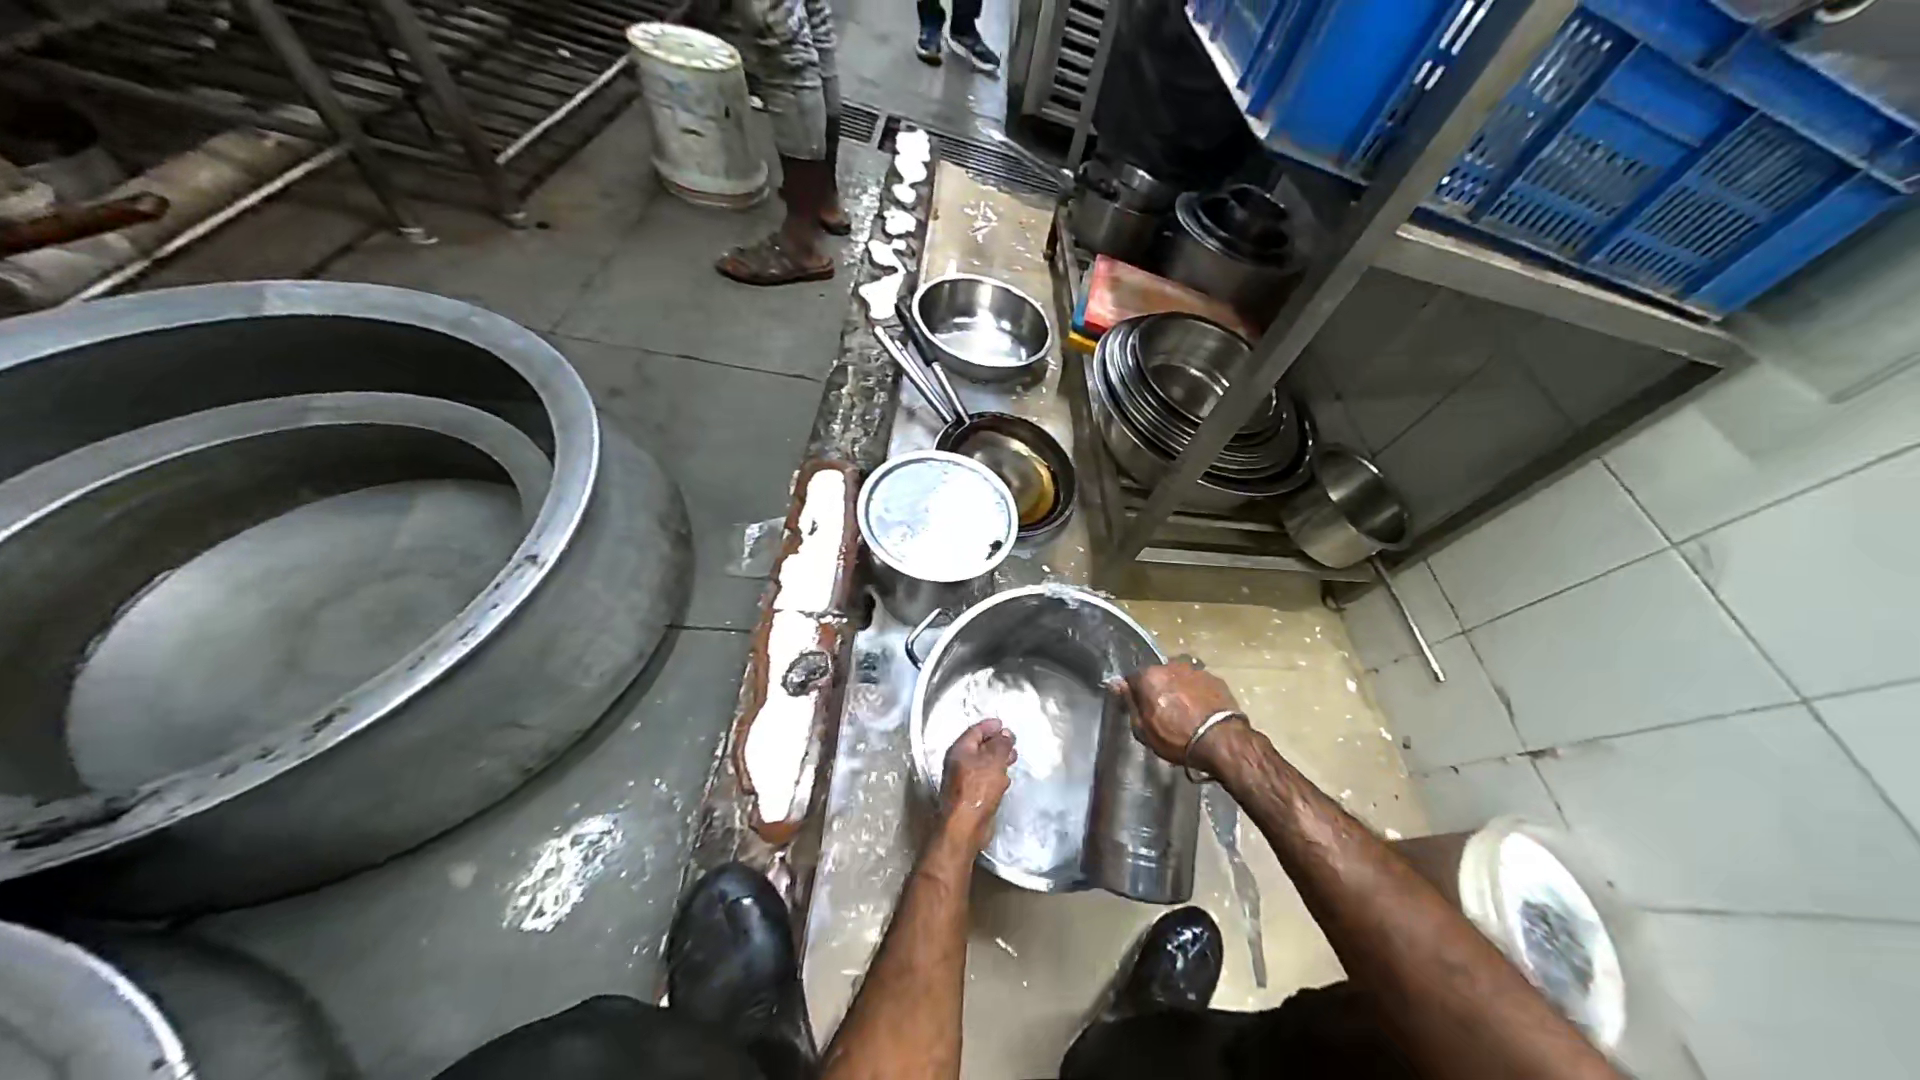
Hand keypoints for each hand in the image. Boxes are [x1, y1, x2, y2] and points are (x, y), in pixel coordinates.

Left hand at [940, 718, 1016, 853]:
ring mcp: (964, 780)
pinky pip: (985, 779)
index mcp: (959, 750)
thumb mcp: (993, 761)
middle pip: (979, 747)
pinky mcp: (971, 796)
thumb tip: (1005, 733)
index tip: (1002, 723)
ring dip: (998, 759)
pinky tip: (1005, 779)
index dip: (989, 726)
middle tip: (1012, 741)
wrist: (964, 826)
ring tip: (1013, 757)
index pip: (975, 731)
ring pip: (983, 764)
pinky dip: (996, 775)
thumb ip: (1000, 745)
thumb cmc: (977, 789)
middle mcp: (958, 763)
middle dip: (996, 743)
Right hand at [1111, 659, 1241, 770]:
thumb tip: (1116, 683)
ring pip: (1180, 678)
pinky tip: (1202, 710)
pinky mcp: (1216, 679)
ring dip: (1179, 689)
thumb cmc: (1177, 739)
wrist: (1222, 742)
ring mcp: (1196, 670)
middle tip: (1164, 711)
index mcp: (1149, 676)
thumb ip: (1130, 703)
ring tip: (1186, 711)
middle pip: (1158, 675)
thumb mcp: (1144, 729)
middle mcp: (1171, 666)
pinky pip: (1199, 684)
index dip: (1136, 695)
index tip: (1141, 709)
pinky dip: (1198, 693)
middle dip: (1158, 689)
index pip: (1133, 679)